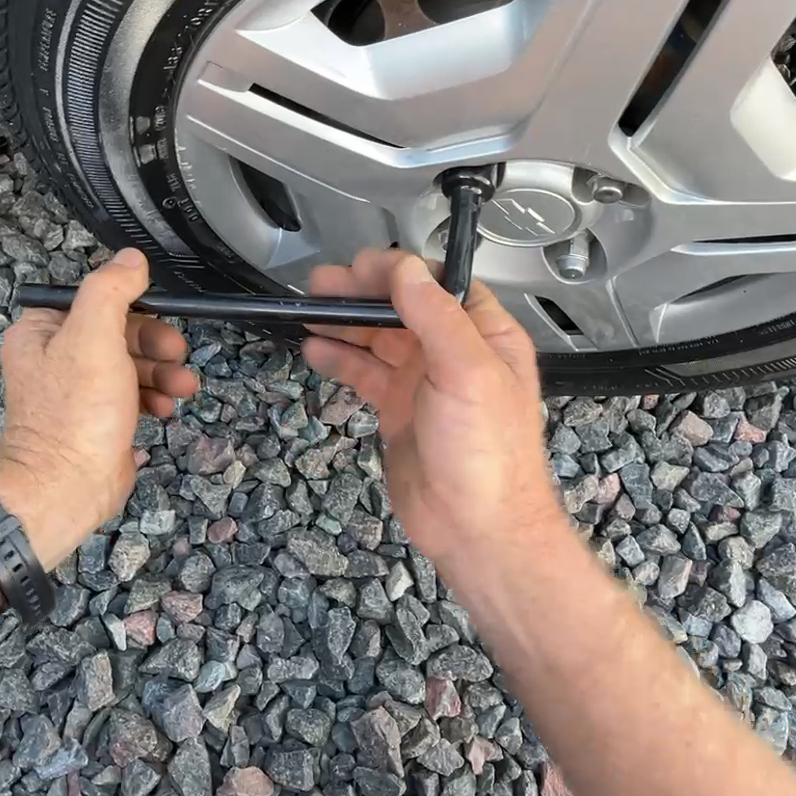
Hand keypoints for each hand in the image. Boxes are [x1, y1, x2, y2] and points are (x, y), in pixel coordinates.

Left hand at [0, 249, 198, 565]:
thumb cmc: (76, 412)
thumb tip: (132, 259)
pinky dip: (154, 397)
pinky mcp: (99, 418)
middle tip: (178, 356)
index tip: (163, 318)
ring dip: (163, 372)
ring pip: (133, 365)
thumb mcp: (93, 337)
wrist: (67, 487)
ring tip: (182, 388)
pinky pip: (134, 395)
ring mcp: (79, 391)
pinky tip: (165, 409)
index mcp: (43, 330)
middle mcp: (57, 357)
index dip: (136, 308)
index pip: (98, 301)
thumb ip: (111, 290)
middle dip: (156, 345)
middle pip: (121, 332)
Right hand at [302, 249, 561, 564]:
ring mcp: (424, 383)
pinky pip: (365, 373)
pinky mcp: (399, 410)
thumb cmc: (487, 452)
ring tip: (308, 311)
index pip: (439, 285)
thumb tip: (405, 268)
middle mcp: (454, 353)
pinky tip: (315, 349)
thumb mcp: (467, 373)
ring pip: (378, 338)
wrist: (476, 529)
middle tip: (321, 285)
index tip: (360, 266)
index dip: (399, 271)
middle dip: (362, 294)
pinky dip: (341, 358)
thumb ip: (435, 316)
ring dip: (345, 323)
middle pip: (402, 308)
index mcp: (485, 335)